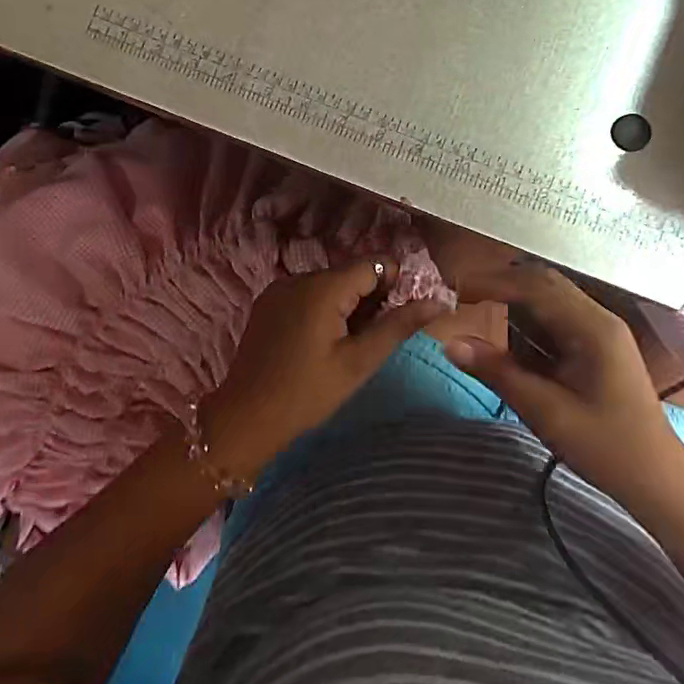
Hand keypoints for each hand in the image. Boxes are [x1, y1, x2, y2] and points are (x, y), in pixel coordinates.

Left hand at [200, 260, 442, 481]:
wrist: (245, 419)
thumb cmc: (307, 393)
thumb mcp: (359, 362)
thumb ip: (398, 326)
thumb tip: (438, 302)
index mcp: (322, 287)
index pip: (374, 264)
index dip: (395, 285)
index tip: (399, 317)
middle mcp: (299, 278)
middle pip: (351, 273)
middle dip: (371, 298)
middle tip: (372, 340)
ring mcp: (279, 289)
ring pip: (330, 285)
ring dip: (348, 305)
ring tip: (347, 346)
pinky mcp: (267, 304)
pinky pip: (308, 295)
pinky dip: (324, 310)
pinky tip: (322, 344)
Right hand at [443, 266, 683, 501]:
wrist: (657, 478)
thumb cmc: (606, 447)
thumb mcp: (547, 412)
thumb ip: (498, 373)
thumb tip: (450, 344)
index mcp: (593, 328)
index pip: (536, 286)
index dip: (493, 283)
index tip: (457, 291)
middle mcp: (598, 319)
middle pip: (543, 285)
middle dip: (501, 287)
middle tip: (462, 300)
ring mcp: (599, 332)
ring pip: (548, 302)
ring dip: (513, 305)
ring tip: (477, 315)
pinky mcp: (595, 348)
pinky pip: (555, 323)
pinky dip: (527, 325)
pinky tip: (507, 341)